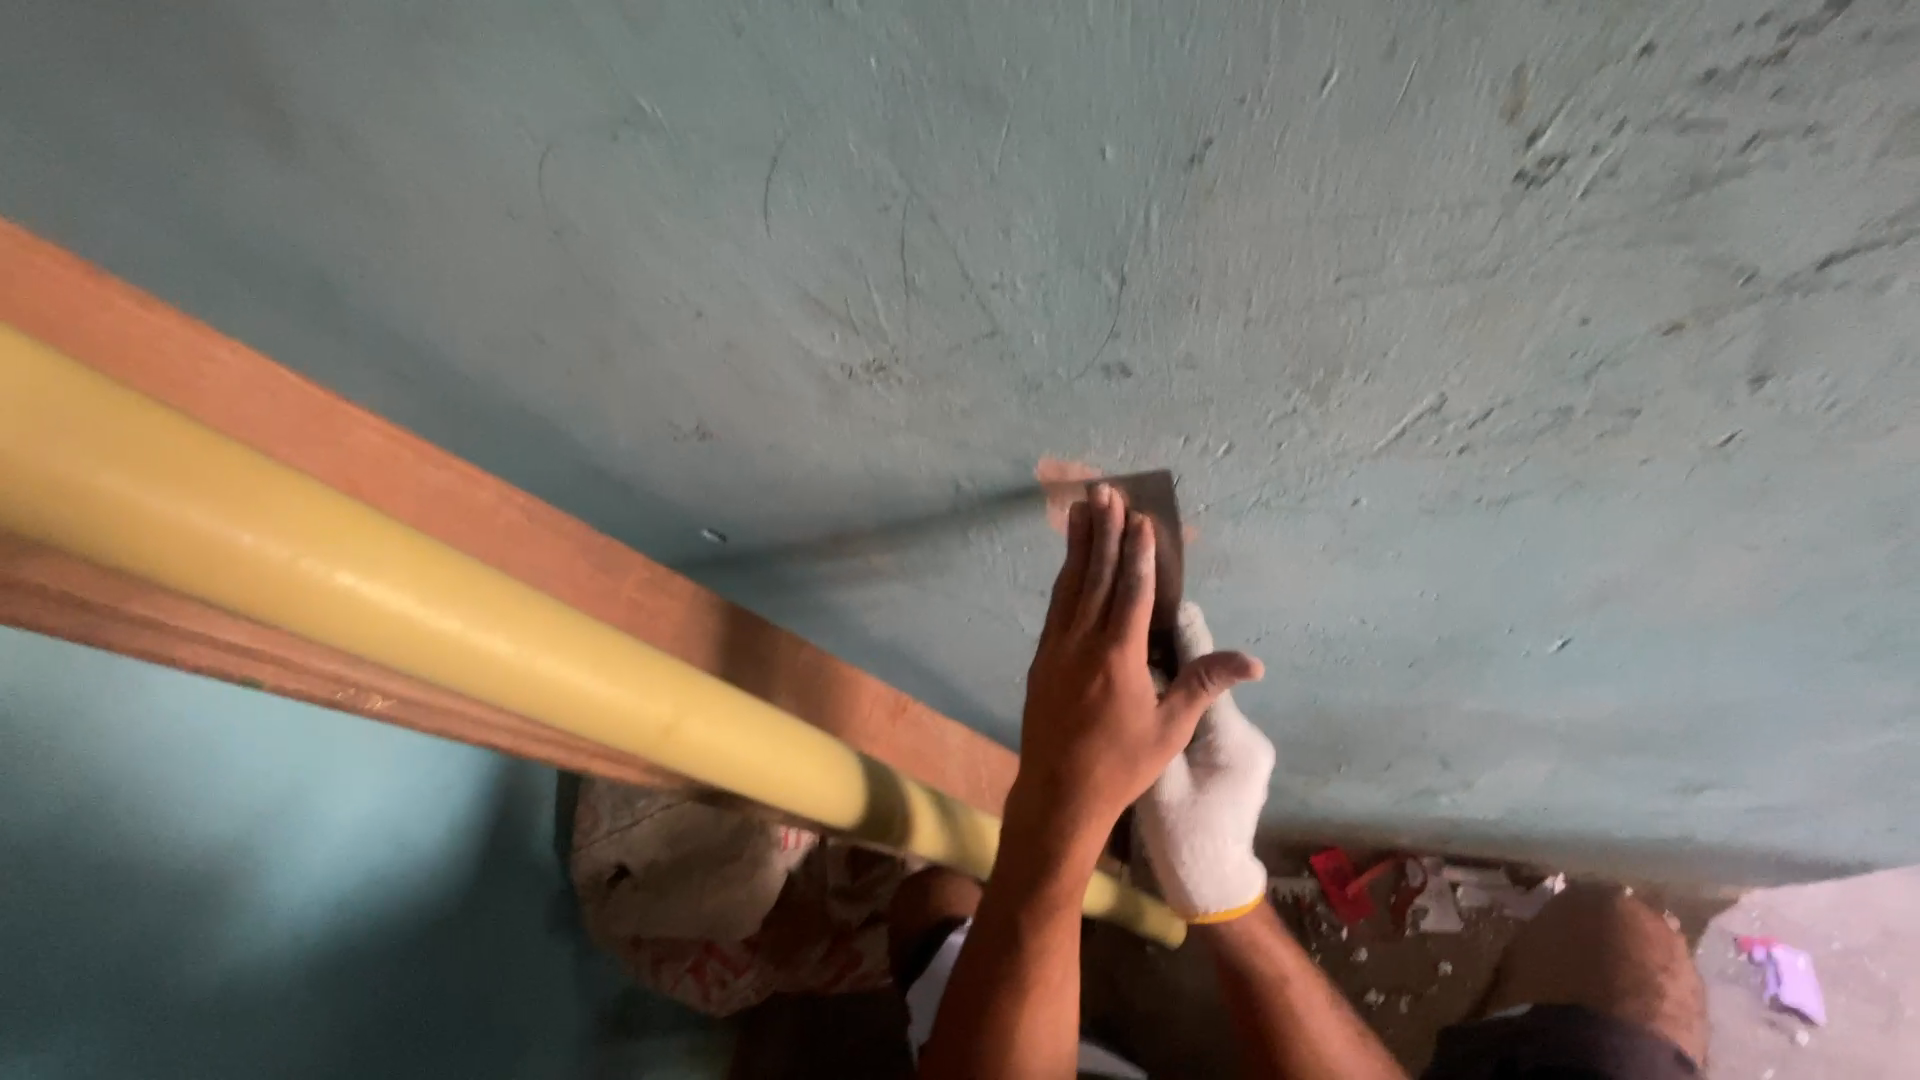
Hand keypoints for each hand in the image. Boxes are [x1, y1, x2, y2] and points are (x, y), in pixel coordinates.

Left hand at [1008, 483, 1262, 857]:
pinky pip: (1055, 607)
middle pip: (1095, 576)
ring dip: (1077, 546)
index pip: (1130, 591)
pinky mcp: (1041, 658)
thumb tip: (1253, 662)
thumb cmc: (1121, 764)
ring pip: (1069, 586)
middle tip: (1105, 492)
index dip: (1136, 552)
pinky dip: (1064, 579)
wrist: (1059, 792)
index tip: (1138, 517)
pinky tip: (1068, 564)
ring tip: (1081, 510)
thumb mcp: (1170, 729)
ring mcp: (1056, 648)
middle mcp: (1082, 642)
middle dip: (1103, 532)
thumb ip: (1203, 685)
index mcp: (1117, 656)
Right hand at [1138, 602, 1275, 921]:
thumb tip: (1143, 671)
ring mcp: (1244, 746)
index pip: (1205, 671)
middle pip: (1205, 680)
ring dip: (1175, 680)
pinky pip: (1205, 719)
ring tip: (1135, 655)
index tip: (1167, 596)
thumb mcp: (1161, 780)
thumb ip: (1154, 723)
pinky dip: (1181, 705)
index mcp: (1228, 736)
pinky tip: (1151, 700)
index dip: (1184, 633)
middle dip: (1173, 654)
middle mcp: (1245, 733)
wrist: (1216, 889)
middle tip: (1133, 624)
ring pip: (1204, 699)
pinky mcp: (1236, 757)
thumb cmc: (1184, 839)